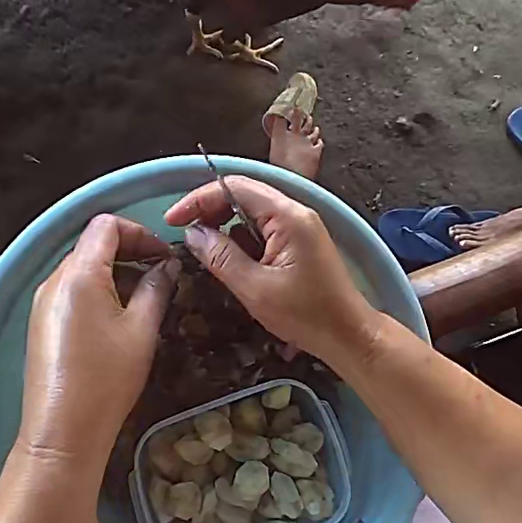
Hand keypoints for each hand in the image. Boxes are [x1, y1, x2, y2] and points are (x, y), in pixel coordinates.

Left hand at [21, 214, 177, 459]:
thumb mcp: (141, 330)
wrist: (61, 432)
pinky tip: (119, 317)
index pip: (106, 225)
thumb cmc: (106, 378)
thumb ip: (156, 288)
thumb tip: (167, 266)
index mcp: (78, 273)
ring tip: (145, 297)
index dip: (139, 232)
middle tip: (161, 274)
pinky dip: (98, 290)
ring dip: (115, 272)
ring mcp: (43, 302)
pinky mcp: (41, 322)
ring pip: (82, 268)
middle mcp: (54, 280)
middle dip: (129, 251)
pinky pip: (72, 290)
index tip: (163, 255)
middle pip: (92, 244)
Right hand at [162, 178, 378, 366]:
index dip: (199, 199)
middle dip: (210, 209)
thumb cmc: (306, 315)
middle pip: (243, 193)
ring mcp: (300, 225)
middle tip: (185, 233)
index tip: (173, 220)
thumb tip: (192, 234)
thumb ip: (221, 257)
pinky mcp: (300, 240)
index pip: (235, 187)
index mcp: (287, 216)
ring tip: (204, 246)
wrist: (349, 335)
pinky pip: (264, 227)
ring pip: (252, 210)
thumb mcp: (254, 288)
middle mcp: (295, 212)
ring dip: (225, 223)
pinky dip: (241, 236)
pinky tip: (230, 257)